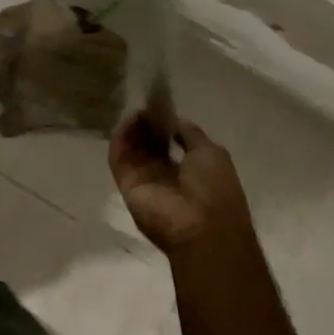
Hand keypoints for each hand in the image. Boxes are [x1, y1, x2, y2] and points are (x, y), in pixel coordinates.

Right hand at [110, 114, 253, 256]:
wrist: (201, 229)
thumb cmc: (214, 189)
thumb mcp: (211, 153)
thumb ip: (190, 133)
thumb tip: (174, 119)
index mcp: (190, 170)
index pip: (170, 143)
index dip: (165, 123)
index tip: (161, 106)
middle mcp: (165, 176)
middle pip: (149, 144)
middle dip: (147, 124)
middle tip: (147, 107)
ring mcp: (145, 181)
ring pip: (132, 149)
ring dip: (133, 128)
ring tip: (138, 112)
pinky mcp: (126, 186)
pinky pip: (119, 158)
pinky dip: (121, 139)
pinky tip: (128, 122)